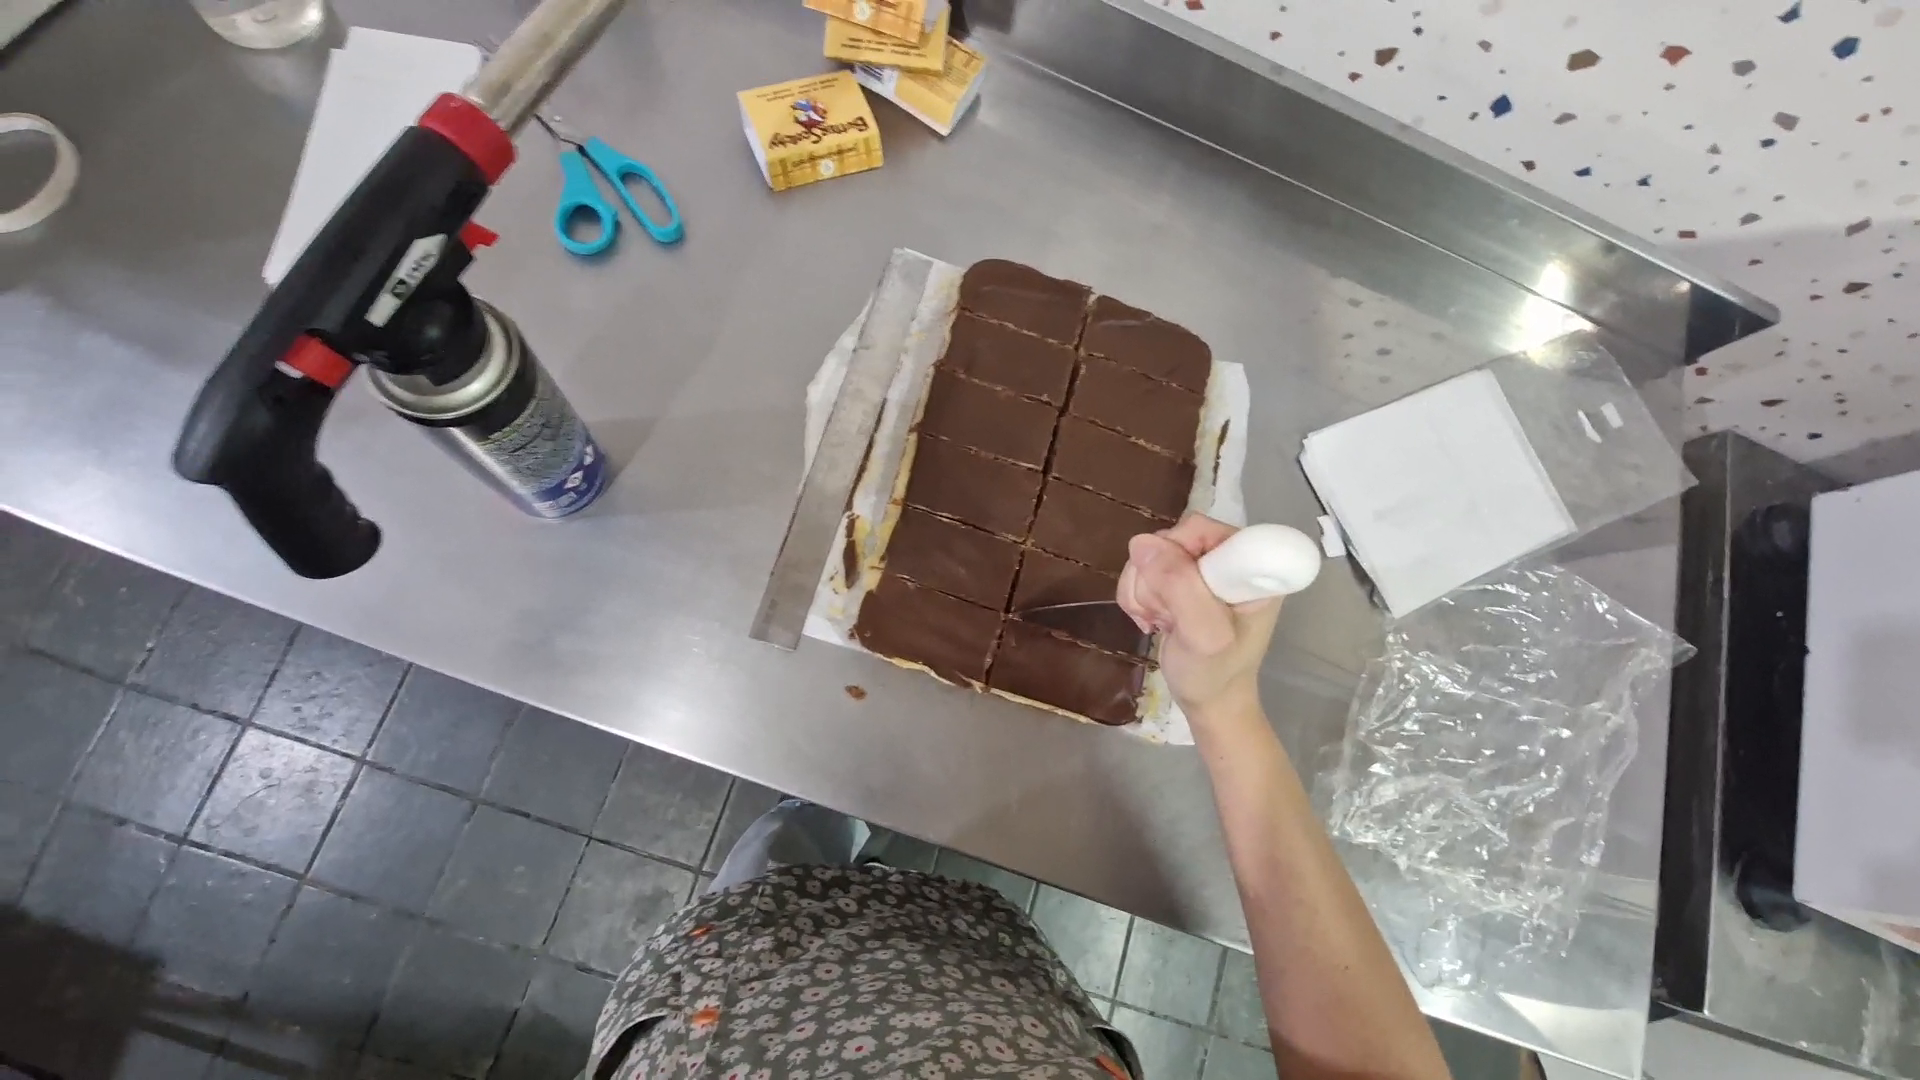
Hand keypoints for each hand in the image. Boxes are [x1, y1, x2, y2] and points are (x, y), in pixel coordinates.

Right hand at [1117, 514, 1282, 723]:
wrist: (1209, 699)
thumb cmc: (1215, 673)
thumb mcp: (1204, 635)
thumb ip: (1179, 586)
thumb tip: (1141, 543)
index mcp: (1252, 565)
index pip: (1200, 529)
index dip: (1176, 556)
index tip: (1175, 595)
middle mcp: (1229, 557)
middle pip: (1170, 539)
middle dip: (1154, 579)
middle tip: (1168, 616)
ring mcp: (1203, 566)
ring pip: (1150, 553)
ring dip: (1142, 590)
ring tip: (1160, 621)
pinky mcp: (1182, 576)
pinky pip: (1142, 567)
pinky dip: (1136, 594)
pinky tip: (1152, 618)